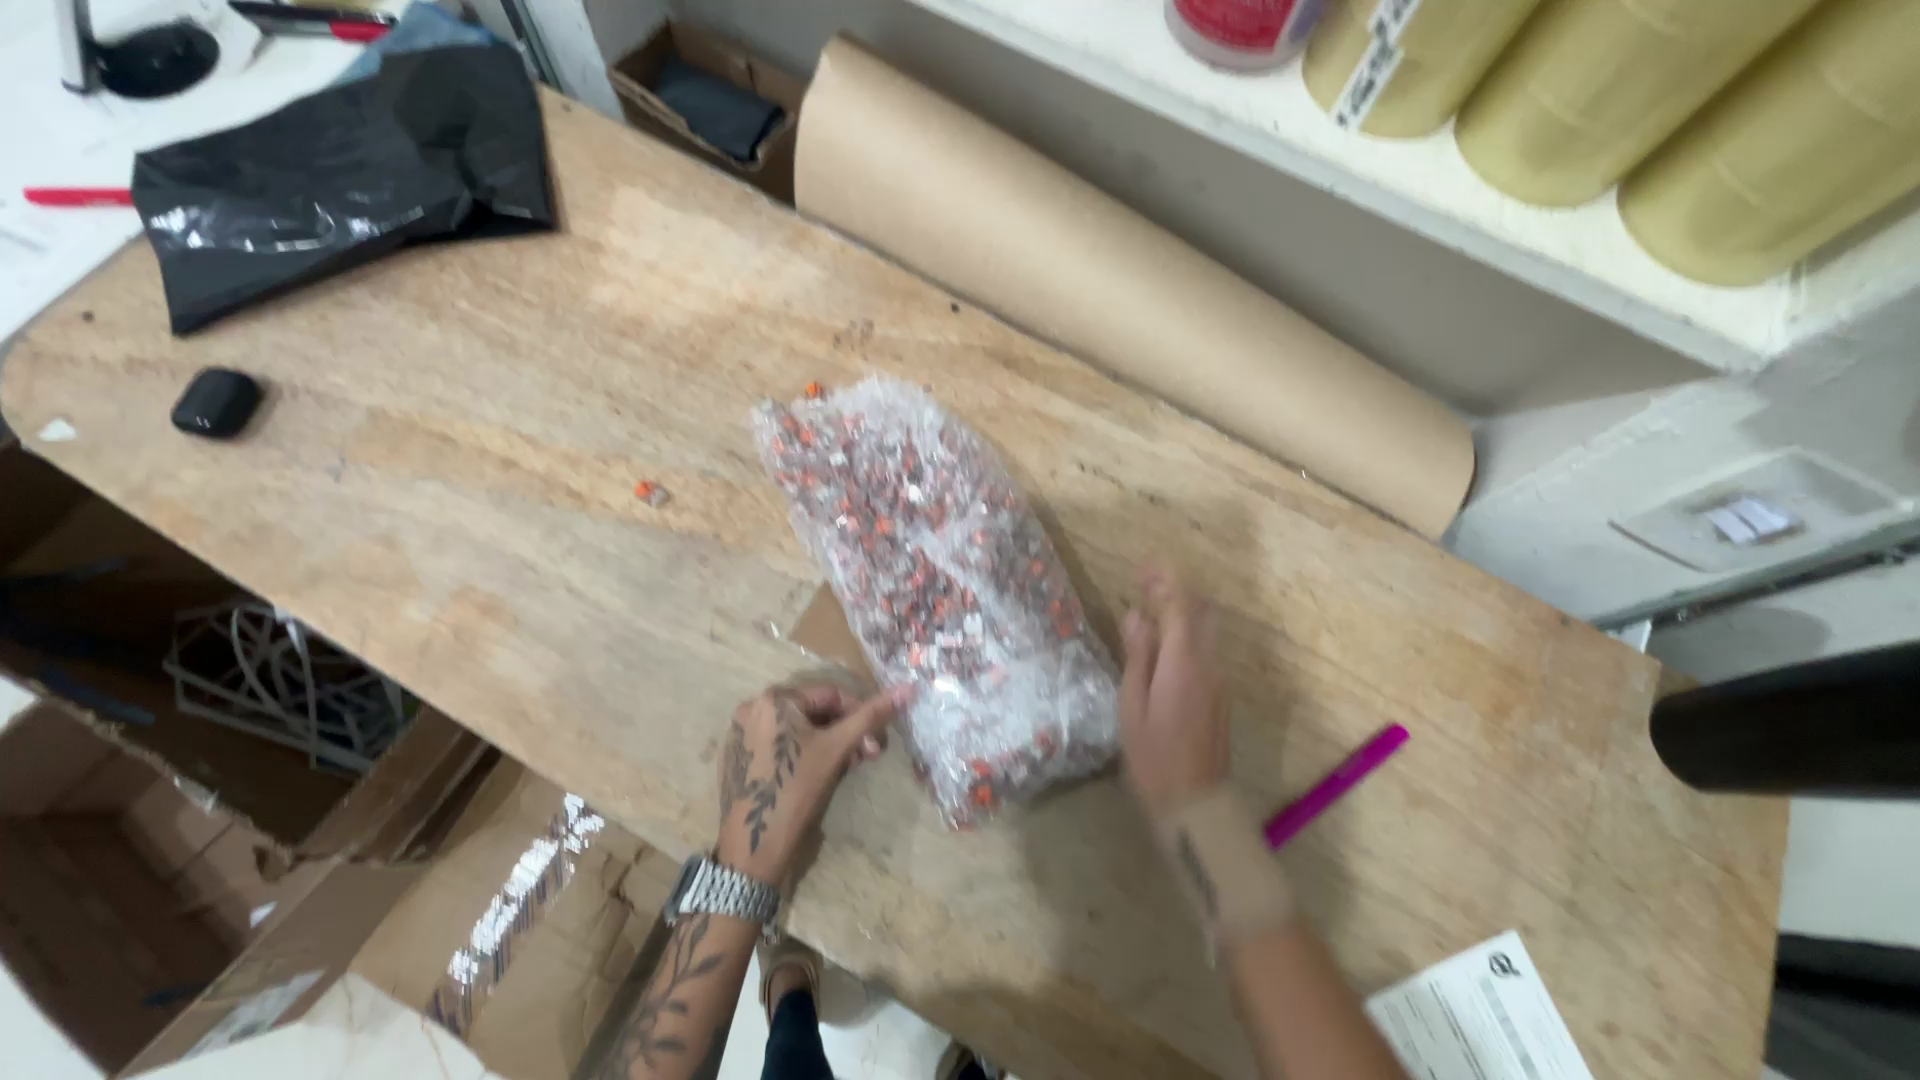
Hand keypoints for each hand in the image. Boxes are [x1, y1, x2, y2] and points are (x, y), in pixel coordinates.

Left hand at [716, 680, 908, 883]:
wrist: (755, 846)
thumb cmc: (797, 789)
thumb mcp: (838, 748)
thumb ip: (872, 716)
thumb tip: (909, 687)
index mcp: (774, 699)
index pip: (832, 695)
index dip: (861, 715)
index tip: (877, 742)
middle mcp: (753, 708)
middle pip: (815, 712)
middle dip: (846, 732)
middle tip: (867, 756)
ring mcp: (743, 734)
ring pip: (799, 730)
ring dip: (829, 743)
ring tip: (847, 766)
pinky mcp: (739, 758)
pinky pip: (781, 744)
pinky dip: (805, 753)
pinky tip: (819, 774)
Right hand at [1118, 559, 1230, 817]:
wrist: (1195, 800)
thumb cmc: (1153, 756)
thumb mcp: (1132, 705)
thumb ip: (1138, 656)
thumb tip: (1135, 616)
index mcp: (1183, 663)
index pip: (1180, 605)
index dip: (1164, 579)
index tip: (1142, 567)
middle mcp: (1209, 663)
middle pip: (1202, 610)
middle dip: (1176, 588)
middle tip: (1145, 583)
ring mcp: (1220, 678)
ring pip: (1208, 627)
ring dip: (1184, 609)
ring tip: (1150, 607)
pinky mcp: (1221, 692)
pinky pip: (1208, 647)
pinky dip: (1188, 631)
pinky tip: (1164, 641)